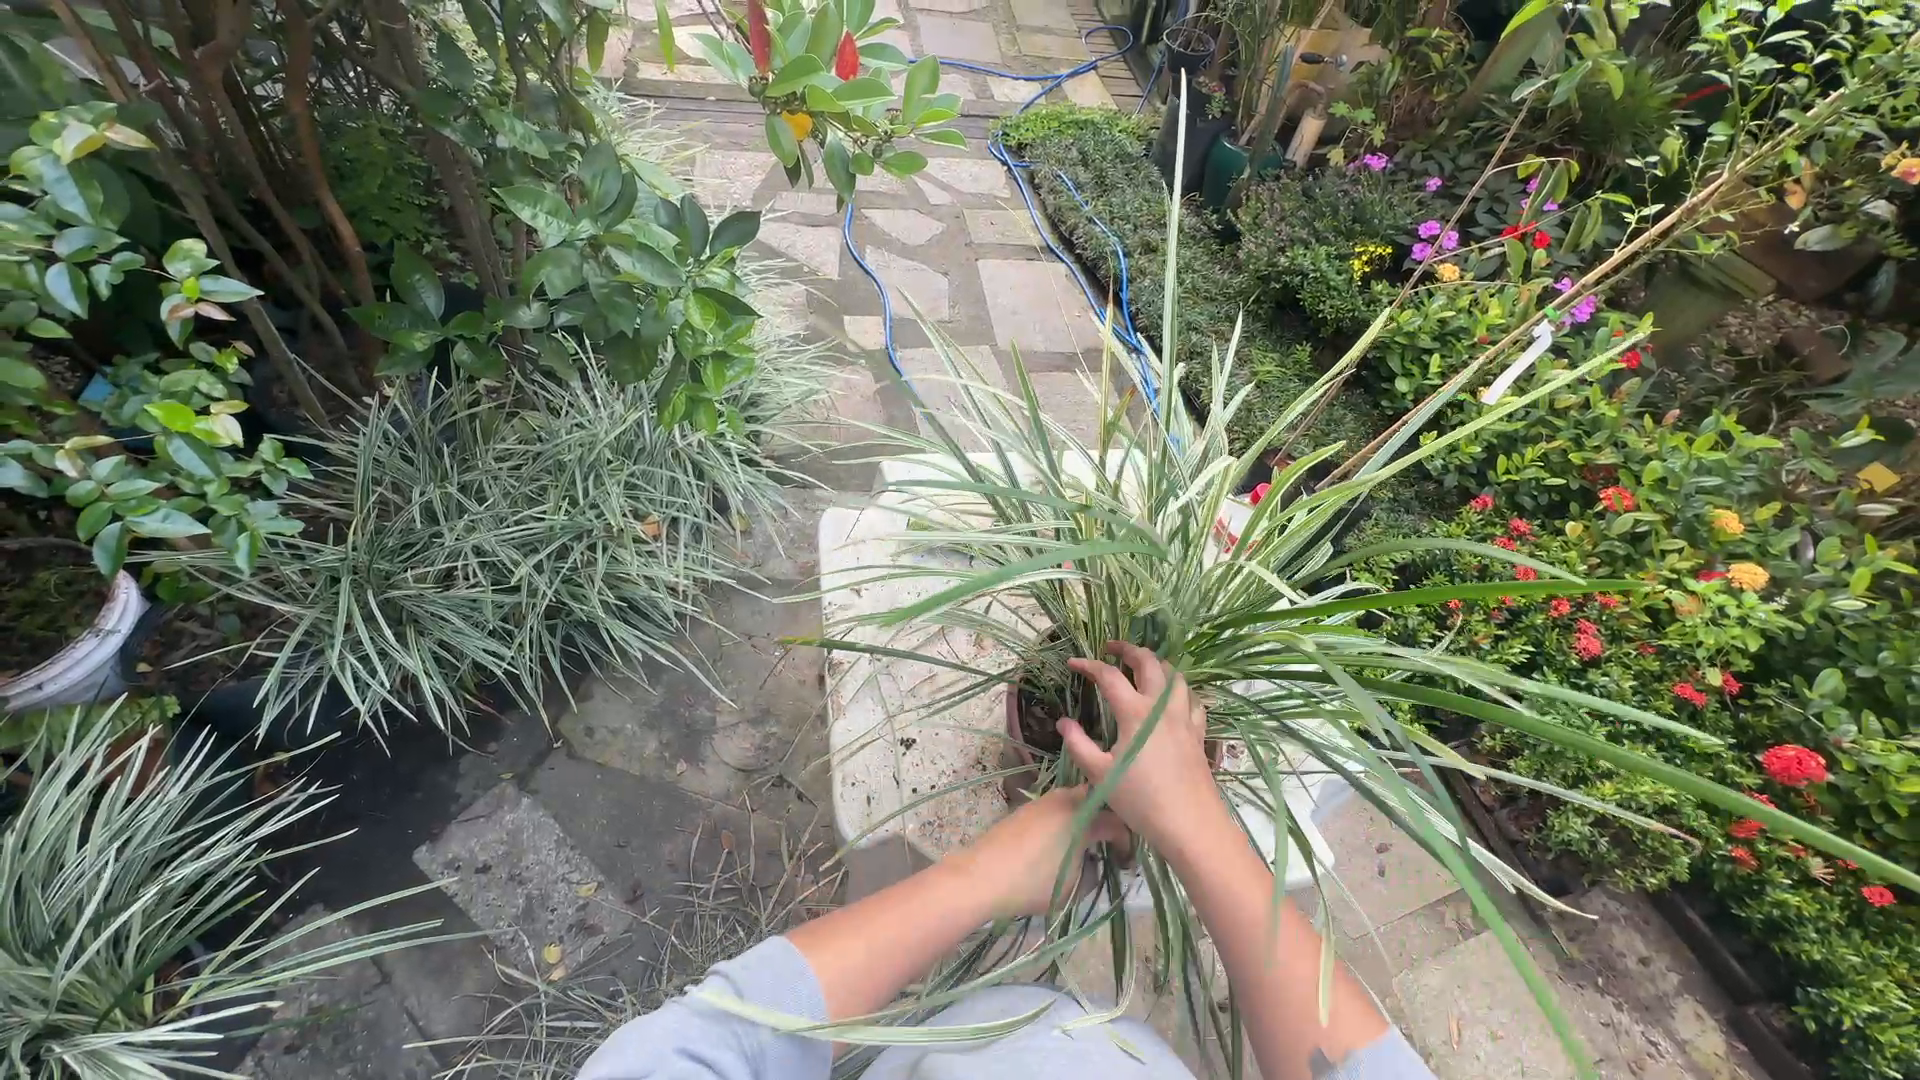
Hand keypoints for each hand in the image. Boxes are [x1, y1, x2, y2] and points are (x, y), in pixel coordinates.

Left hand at [952, 786, 1127, 918]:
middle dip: (1108, 820)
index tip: (1125, 864)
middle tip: (1110, 844)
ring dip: (1086, 816)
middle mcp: (1064, 800)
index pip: (1117, 823)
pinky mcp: (1026, 808)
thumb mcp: (1074, 886)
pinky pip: (1056, 806)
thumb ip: (1094, 871)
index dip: (1126, 843)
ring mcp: (1043, 801)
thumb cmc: (1033, 883)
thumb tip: (1097, 863)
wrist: (982, 875)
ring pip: (1075, 800)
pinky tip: (1062, 840)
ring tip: (1087, 843)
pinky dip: (1067, 818)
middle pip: (1097, 799)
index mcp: (1082, 816)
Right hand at [1062, 642, 1217, 851]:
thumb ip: (1078, 744)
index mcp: (1134, 713)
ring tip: (1144, 666)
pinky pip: (1192, 699)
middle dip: (1128, 649)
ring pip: (1175, 676)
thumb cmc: (1140, 801)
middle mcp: (1161, 707)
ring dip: (1157, 664)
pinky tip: (1173, 698)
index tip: (1073, 662)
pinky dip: (1180, 689)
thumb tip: (1064, 722)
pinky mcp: (1198, 733)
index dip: (1088, 665)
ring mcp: (1184, 719)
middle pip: (1149, 663)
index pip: (1109, 676)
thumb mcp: (1099, 774)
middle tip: (1112, 648)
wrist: (1190, 825)